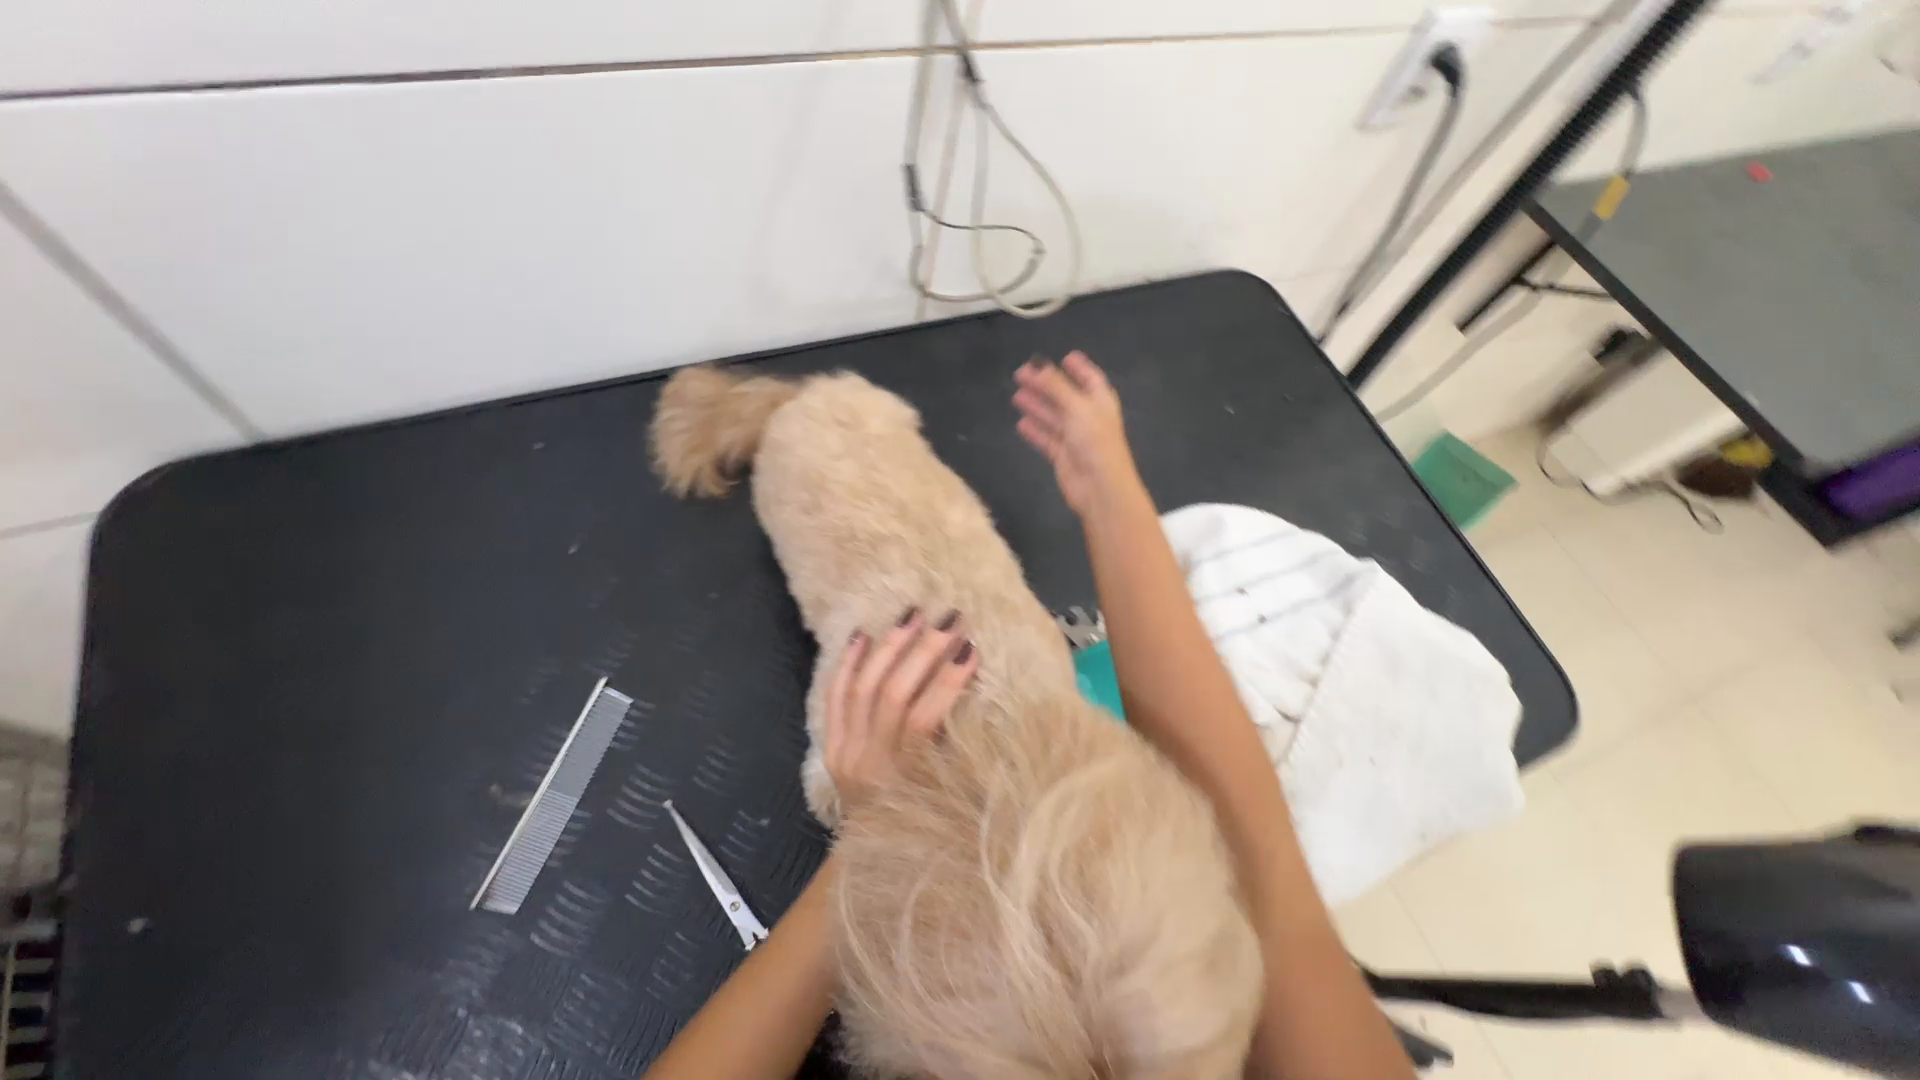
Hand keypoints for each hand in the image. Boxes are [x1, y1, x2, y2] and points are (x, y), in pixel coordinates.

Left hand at [824, 608, 979, 815]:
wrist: (867, 864)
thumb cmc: (923, 832)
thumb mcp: (948, 800)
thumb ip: (959, 756)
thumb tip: (979, 700)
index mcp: (902, 779)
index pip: (923, 719)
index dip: (947, 681)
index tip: (971, 649)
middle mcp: (867, 762)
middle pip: (893, 693)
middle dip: (923, 651)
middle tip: (950, 618)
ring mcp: (844, 753)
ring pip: (863, 687)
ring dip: (890, 646)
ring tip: (914, 614)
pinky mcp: (830, 747)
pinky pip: (835, 698)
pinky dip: (849, 664)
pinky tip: (863, 635)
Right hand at [1012, 351, 1142, 516]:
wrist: (1100, 486)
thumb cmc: (1094, 440)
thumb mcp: (1076, 406)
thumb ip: (1056, 386)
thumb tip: (1038, 364)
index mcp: (1100, 400)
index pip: (1089, 378)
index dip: (1079, 367)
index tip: (1065, 356)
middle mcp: (1088, 416)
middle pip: (1064, 395)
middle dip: (1045, 384)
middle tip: (1021, 373)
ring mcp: (1075, 437)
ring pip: (1052, 416)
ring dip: (1036, 405)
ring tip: (1016, 394)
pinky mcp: (1062, 455)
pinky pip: (1046, 438)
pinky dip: (1035, 430)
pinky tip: (1021, 423)